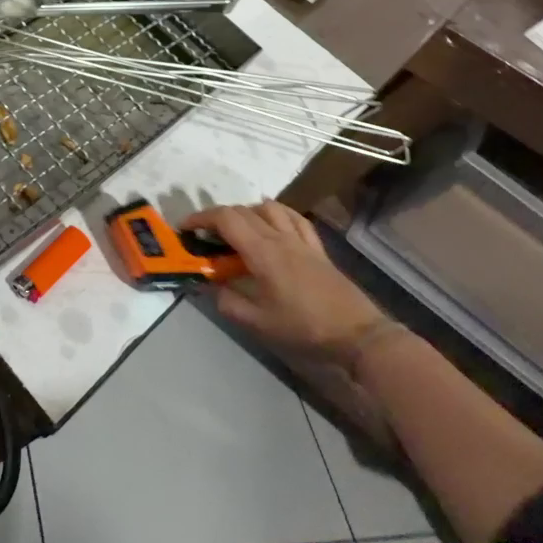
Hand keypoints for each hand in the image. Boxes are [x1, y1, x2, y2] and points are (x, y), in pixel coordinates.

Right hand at [182, 202, 387, 361]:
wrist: (357, 334)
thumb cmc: (304, 328)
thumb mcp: (258, 323)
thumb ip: (228, 302)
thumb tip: (211, 286)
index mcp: (263, 252)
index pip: (226, 219)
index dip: (201, 218)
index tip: (185, 229)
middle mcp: (280, 238)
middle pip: (243, 211)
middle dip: (218, 216)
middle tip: (205, 235)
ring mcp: (301, 241)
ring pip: (270, 208)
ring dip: (247, 211)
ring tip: (238, 228)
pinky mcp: (318, 249)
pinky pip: (296, 219)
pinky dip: (278, 214)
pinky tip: (273, 224)